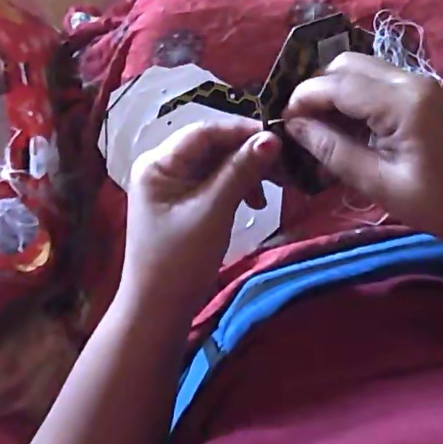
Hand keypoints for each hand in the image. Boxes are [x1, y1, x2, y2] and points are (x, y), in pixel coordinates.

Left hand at [121, 119, 279, 317]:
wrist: (158, 312)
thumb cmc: (180, 261)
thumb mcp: (214, 211)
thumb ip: (241, 171)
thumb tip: (272, 138)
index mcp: (158, 163)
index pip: (204, 132)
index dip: (241, 131)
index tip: (277, 138)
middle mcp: (162, 166)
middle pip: (211, 146)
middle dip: (248, 152)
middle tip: (284, 164)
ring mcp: (172, 184)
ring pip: (216, 163)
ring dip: (247, 170)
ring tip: (276, 186)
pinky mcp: (184, 202)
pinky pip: (215, 181)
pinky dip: (238, 187)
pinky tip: (257, 202)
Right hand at [282, 54, 442, 253]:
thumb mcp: (380, 184)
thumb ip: (333, 151)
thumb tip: (293, 126)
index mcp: (402, 103)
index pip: (336, 84)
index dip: (303, 98)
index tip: (283, 123)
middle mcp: (409, 80)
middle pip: (345, 64)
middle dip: (316, 89)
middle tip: (303, 126)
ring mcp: (417, 82)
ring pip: (358, 67)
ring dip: (333, 90)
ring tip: (322, 128)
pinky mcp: (420, 91)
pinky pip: (373, 79)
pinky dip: (352, 94)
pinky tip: (348, 126)